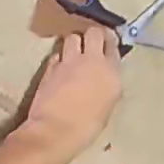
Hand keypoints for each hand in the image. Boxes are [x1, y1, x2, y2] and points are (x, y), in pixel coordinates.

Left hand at [15, 25, 122, 161]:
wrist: (56, 131)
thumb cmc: (86, 128)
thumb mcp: (106, 108)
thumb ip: (107, 88)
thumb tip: (104, 80)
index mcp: (111, 73)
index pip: (113, 45)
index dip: (109, 44)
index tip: (106, 47)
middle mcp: (92, 61)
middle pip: (94, 32)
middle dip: (93, 35)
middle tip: (91, 44)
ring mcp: (69, 61)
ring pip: (72, 37)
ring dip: (74, 42)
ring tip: (74, 53)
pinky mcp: (51, 66)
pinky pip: (58, 53)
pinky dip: (60, 57)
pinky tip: (60, 67)